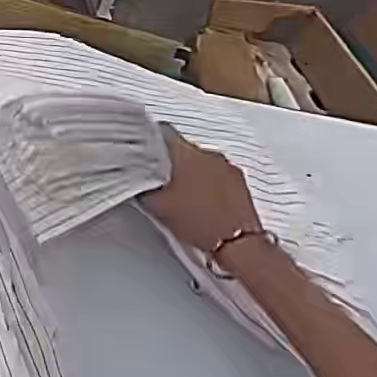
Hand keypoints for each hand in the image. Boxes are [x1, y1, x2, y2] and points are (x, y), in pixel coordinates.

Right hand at [140, 127, 262, 256]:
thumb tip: (136, 176)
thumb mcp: (155, 204)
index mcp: (185, 152)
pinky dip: (207, 182)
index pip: (162, 131)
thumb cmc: (197, 222)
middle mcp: (208, 154)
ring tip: (181, 193)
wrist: (238, 245)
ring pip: (200, 160)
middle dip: (170, 160)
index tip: (142, 150)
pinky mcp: (240, 182)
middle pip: (181, 147)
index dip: (148, 140)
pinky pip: (217, 173)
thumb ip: (142, 183)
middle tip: (159, 178)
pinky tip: (200, 201)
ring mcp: (227, 167)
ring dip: (190, 171)